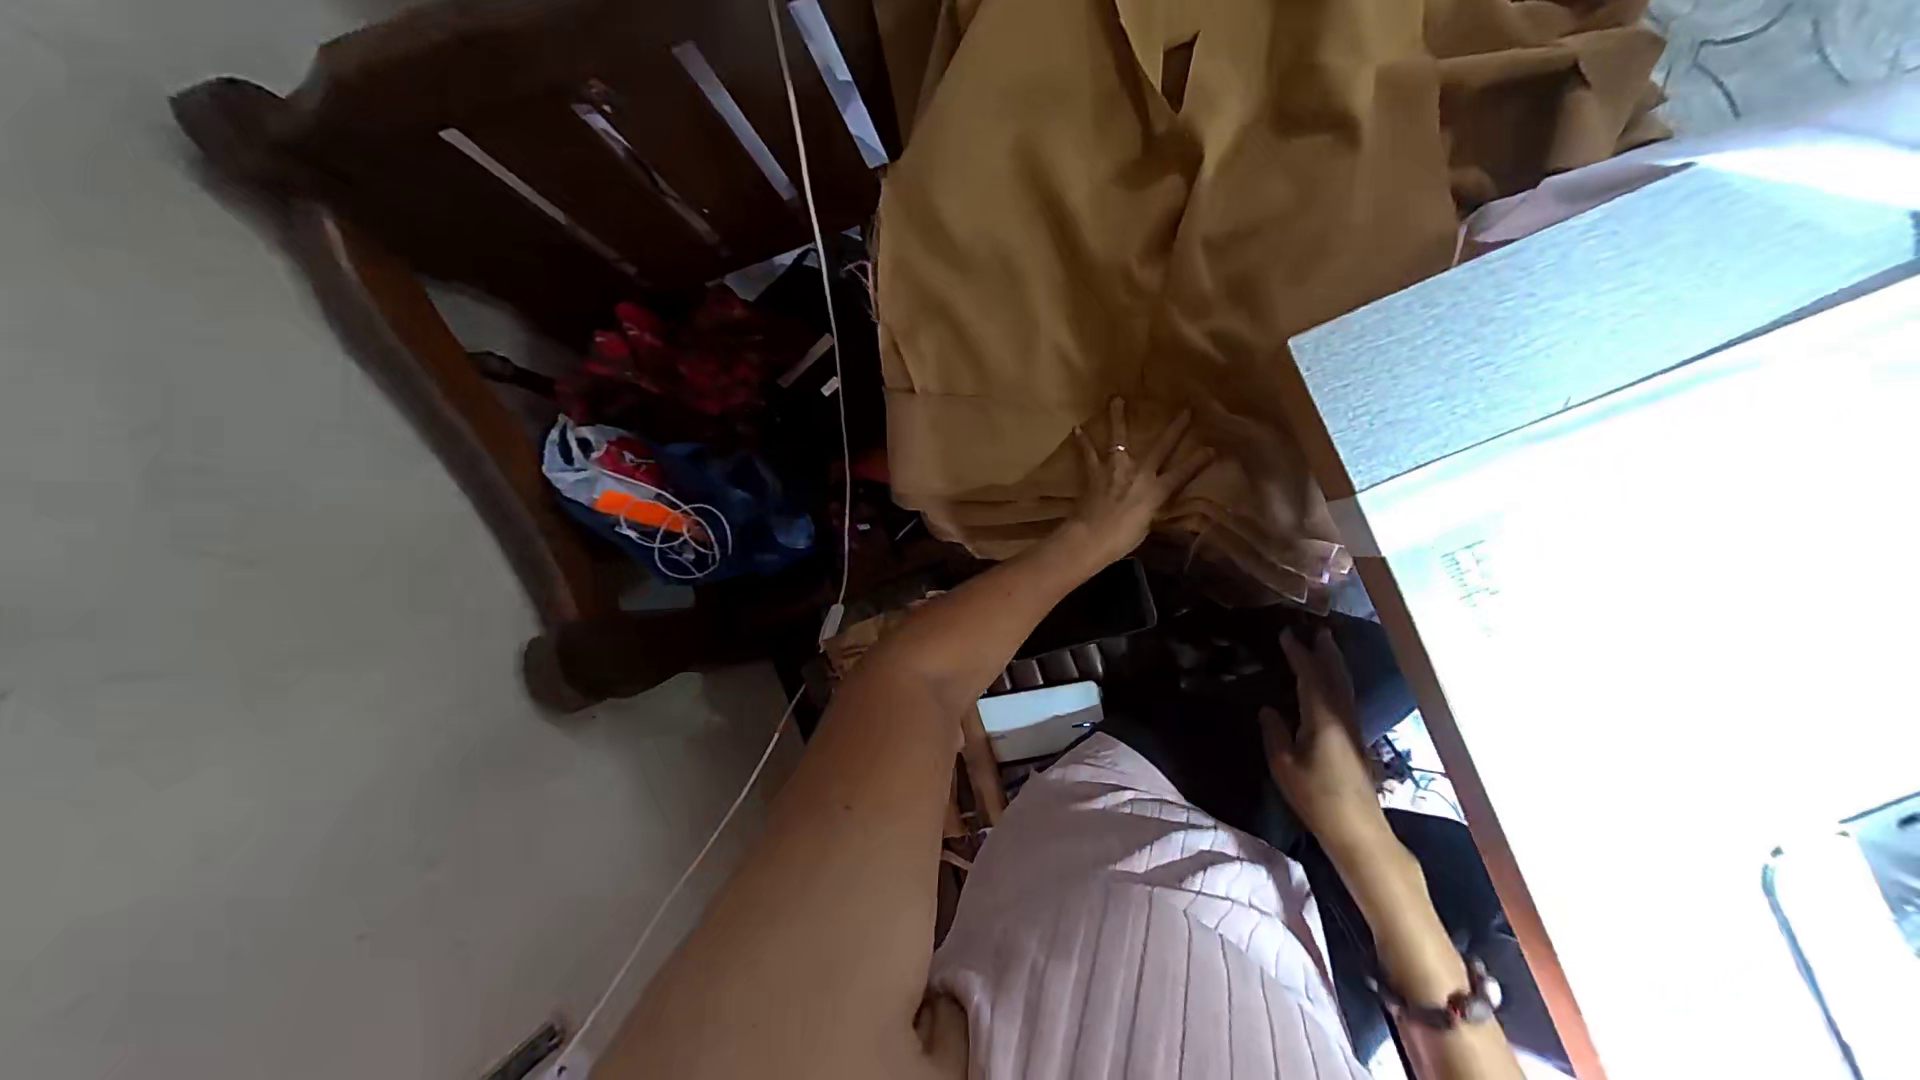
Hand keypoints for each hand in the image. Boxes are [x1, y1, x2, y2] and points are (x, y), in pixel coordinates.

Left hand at [1063, 398, 1213, 565]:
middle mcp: (1139, 474)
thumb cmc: (1122, 539)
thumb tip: (1150, 506)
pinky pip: (1088, 453)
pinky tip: (1076, 428)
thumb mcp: (1145, 526)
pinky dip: (1082, 441)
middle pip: (1161, 447)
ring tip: (1116, 399)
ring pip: (1118, 438)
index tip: (1211, 448)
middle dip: (1175, 429)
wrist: (1092, 537)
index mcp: (1156, 491)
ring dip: (1117, 417)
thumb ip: (1149, 511)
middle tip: (1186, 411)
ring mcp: (1116, 469)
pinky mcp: (1095, 472)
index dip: (1197, 462)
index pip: (1182, 474)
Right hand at [1260, 628, 1388, 849]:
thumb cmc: (1316, 797)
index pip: (1311, 676)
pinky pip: (1345, 697)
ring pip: (1344, 686)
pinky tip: (1331, 683)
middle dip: (1326, 652)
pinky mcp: (1355, 739)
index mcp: (1323, 718)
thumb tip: (1268, 709)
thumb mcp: (1284, 765)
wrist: (1358, 829)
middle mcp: (1342, 717)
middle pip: (1335, 676)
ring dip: (1335, 664)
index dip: (1299, 654)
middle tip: (1318, 631)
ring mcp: (1352, 728)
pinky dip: (1337, 681)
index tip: (1286, 634)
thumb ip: (1275, 733)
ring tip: (1326, 647)